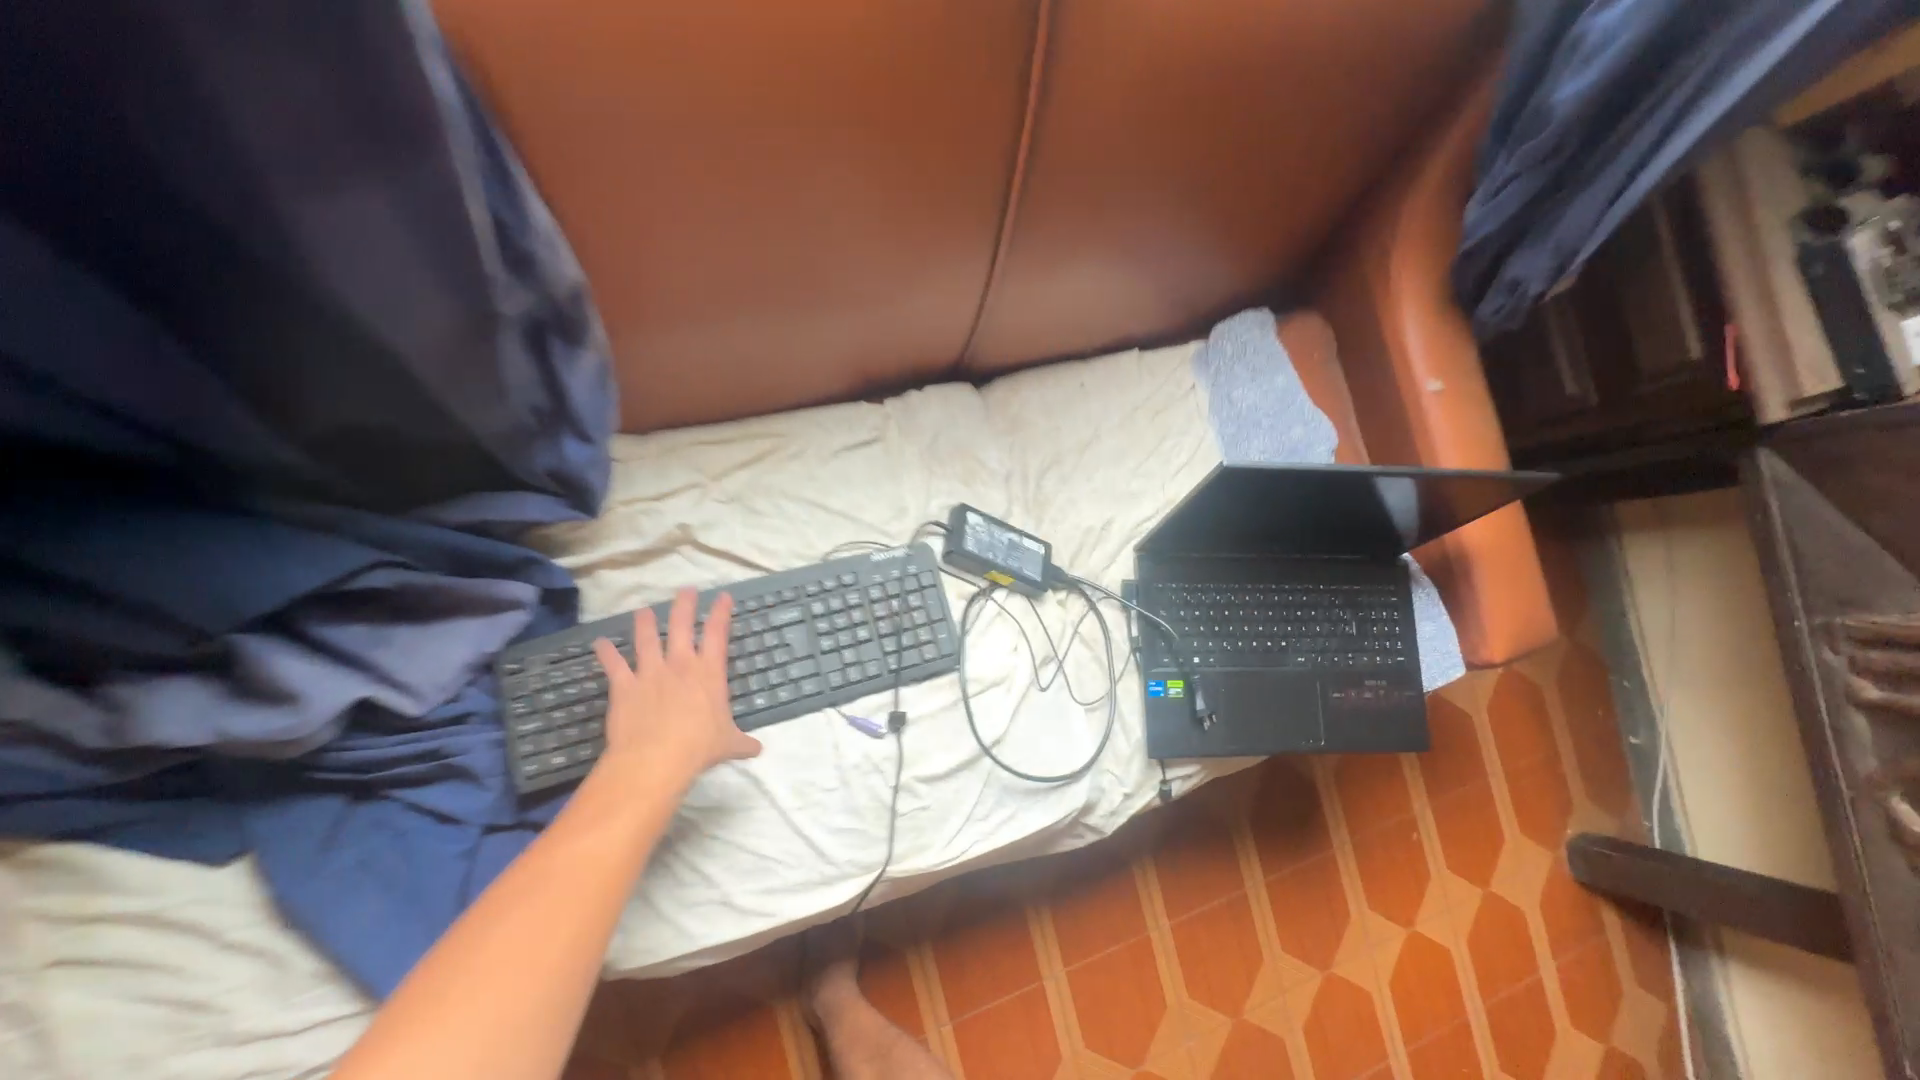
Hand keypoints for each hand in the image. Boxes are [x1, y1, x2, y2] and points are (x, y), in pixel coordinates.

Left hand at [592, 588, 760, 783]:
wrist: (655, 758)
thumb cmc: (699, 747)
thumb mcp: (727, 744)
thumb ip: (741, 742)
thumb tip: (758, 750)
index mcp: (709, 673)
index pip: (718, 634)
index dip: (721, 612)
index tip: (723, 596)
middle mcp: (680, 664)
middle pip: (681, 625)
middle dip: (684, 605)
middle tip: (686, 590)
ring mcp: (650, 672)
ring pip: (646, 638)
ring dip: (644, 622)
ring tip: (643, 610)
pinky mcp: (624, 685)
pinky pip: (613, 664)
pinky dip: (606, 652)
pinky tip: (600, 643)